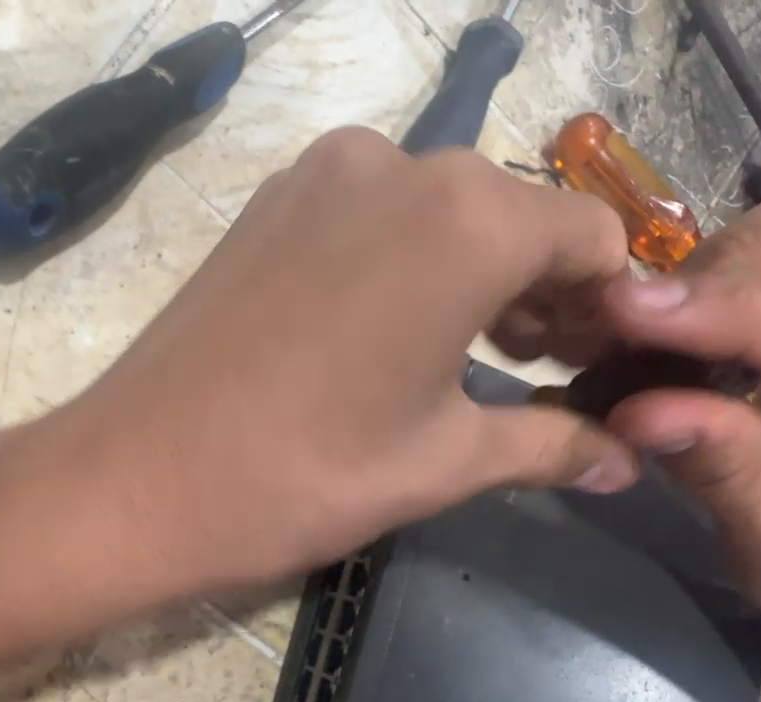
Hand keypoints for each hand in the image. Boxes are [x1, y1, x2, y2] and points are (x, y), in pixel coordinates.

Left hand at [40, 127, 640, 594]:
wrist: (134, 479)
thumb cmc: (300, 475)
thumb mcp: (439, 464)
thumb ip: (546, 444)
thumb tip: (625, 459)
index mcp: (466, 217)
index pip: (592, 238)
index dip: (605, 308)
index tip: (593, 369)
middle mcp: (398, 164)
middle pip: (511, 217)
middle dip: (536, 291)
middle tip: (530, 375)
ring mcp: (318, 175)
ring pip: (435, 213)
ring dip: (466, 276)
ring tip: (456, 362)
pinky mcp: (265, 204)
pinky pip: (365, 218)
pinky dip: (397, 262)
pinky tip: (378, 333)